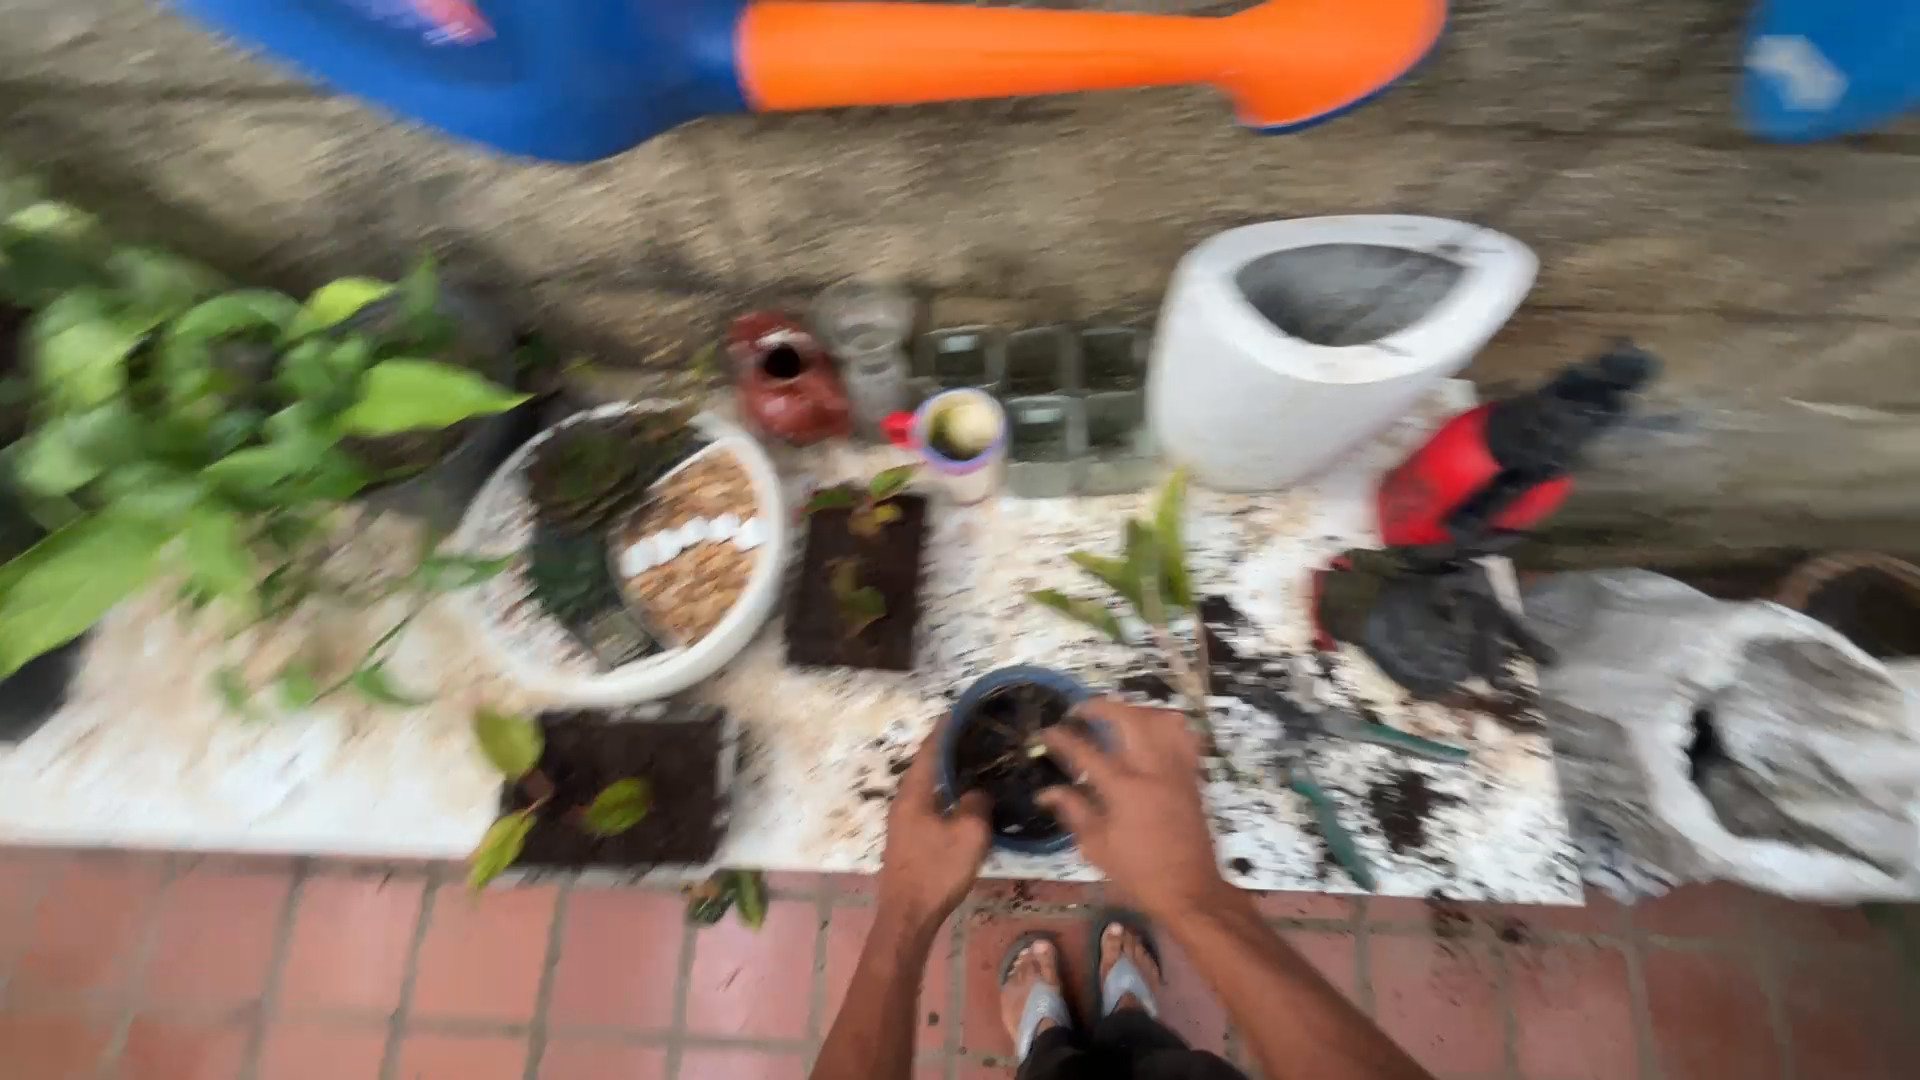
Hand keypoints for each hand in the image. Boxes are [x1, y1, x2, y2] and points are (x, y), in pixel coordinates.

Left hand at [877, 725, 992, 927]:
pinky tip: (966, 800)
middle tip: (979, 736)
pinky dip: (948, 794)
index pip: (931, 748)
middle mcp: (904, 799)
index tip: (963, 710)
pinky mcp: (909, 838)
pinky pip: (931, 803)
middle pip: (929, 764)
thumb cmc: (937, 870)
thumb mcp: (969, 832)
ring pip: (930, 786)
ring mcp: (904, 820)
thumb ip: (976, 803)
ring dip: (950, 774)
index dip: (947, 728)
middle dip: (951, 749)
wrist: (907, 916)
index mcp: (914, 791)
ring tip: (978, 764)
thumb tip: (978, 792)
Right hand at [1038, 698, 1225, 919]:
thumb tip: (1046, 791)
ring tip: (1114, 714)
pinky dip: (1167, 724)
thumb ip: (1073, 811)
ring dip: (1133, 709)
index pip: (1085, 751)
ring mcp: (1177, 771)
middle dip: (1099, 707)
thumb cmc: (1139, 874)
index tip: (1045, 733)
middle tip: (1080, 712)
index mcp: (1123, 790)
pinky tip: (1152, 727)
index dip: (1060, 738)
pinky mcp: (1193, 776)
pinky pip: (1185, 736)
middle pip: (1128, 718)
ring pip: (1160, 719)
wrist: (1191, 892)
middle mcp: (1152, 771)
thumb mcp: (1097, 848)